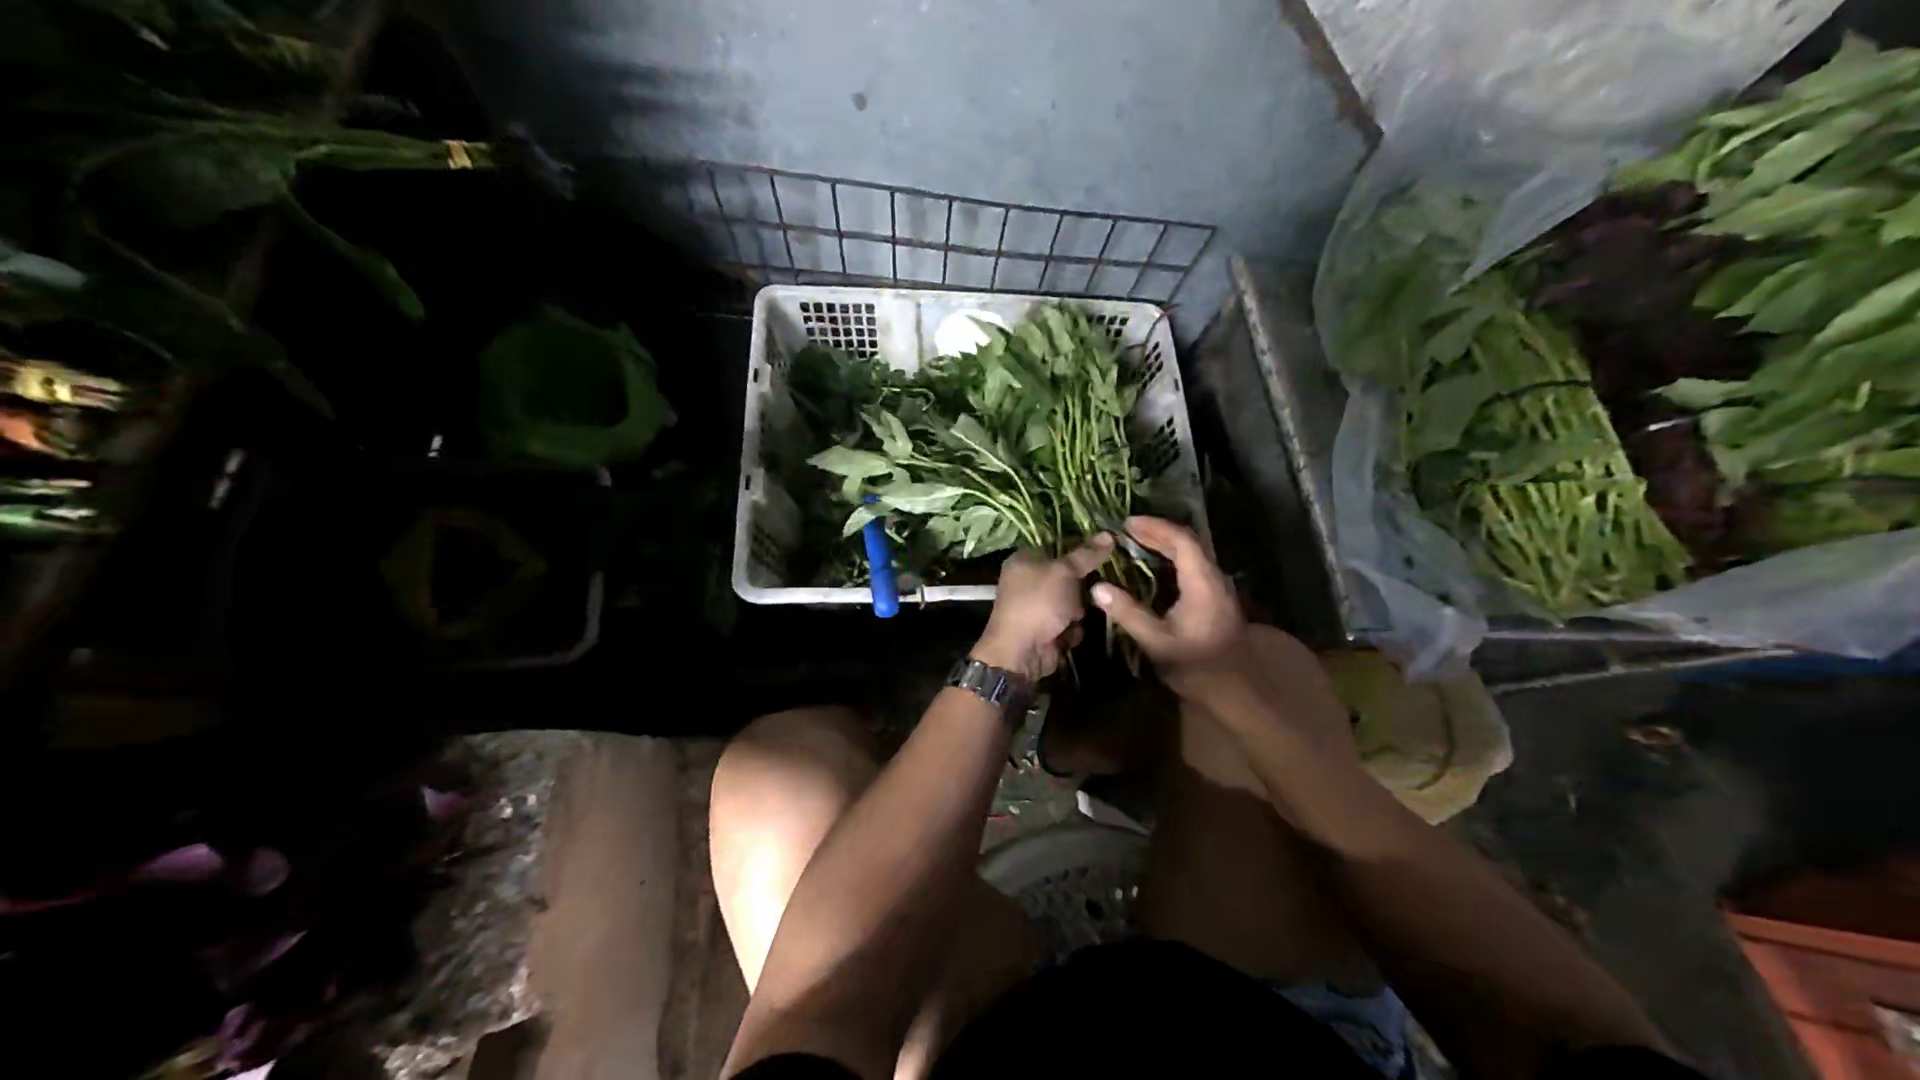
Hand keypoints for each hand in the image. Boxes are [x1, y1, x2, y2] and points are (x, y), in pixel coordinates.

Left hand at [973, 534, 1113, 678]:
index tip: (1106, 550)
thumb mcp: (1064, 573)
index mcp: (1025, 559)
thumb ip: (1086, 555)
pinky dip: (1072, 628)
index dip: (1081, 547)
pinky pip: (1070, 621)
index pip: (1058, 545)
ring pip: (1073, 599)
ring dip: (1079, 609)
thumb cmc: (1038, 602)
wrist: (1021, 651)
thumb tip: (1109, 534)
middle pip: (1068, 574)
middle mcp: (1029, 580)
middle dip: (1083, 584)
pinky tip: (1069, 633)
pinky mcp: (1047, 627)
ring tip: (1077, 614)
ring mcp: (1038, 606)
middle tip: (1099, 584)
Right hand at [1089, 517, 1249, 700]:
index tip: (1128, 523)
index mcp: (1203, 583)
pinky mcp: (1217, 600)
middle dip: (1158, 532)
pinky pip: (1194, 567)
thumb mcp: (1156, 640)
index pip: (1182, 541)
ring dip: (1166, 545)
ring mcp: (1219, 589)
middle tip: (1128, 530)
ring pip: (1193, 554)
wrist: (1235, 689)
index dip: (1155, 528)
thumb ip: (1128, 612)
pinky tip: (1155, 567)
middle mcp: (1215, 579)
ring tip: (1137, 542)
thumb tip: (1098, 588)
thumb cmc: (1196, 665)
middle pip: (1189, 543)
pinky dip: (1173, 559)